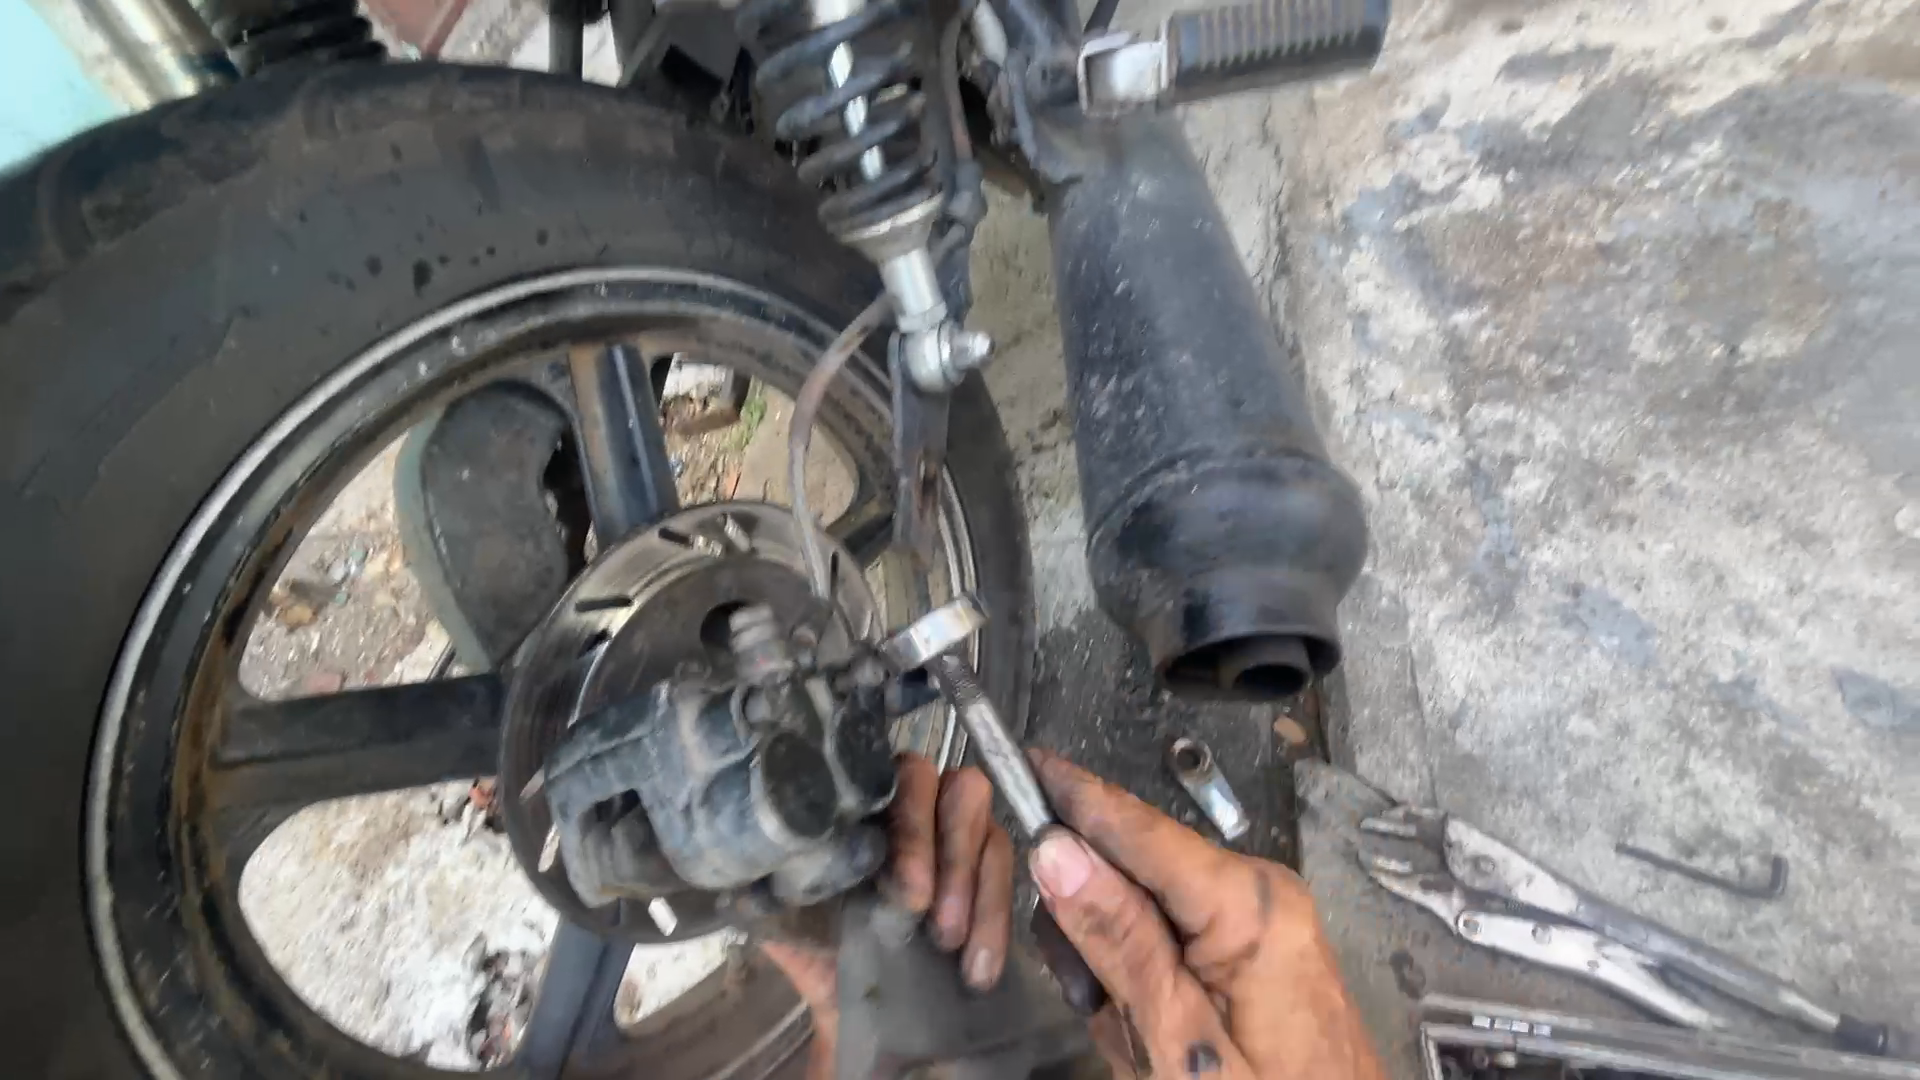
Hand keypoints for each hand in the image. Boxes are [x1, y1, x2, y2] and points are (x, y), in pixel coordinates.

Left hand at [760, 752, 1015, 1076]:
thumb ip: (771, 892)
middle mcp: (917, 805)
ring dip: (975, 883)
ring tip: (951, 945)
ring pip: (986, 822)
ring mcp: (959, 831)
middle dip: (947, 850)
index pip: (898, 775)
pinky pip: (1006, 867)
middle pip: (952, 785)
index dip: (911, 824)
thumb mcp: (789, 922)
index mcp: (867, 807)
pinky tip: (979, 967)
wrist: (859, 1010)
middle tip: (931, 917)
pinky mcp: (988, 867)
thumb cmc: (820, 952)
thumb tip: (748, 879)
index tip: (908, 892)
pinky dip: (995, 916)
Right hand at [1028, 750, 1385, 1079]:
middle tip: (1089, 998)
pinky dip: (1140, 971)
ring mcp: (1254, 912)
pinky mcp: (1248, 938)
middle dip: (1093, 918)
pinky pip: (1165, 927)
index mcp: (1246, 902)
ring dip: (1114, 959)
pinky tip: (1149, 1027)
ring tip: (1128, 1032)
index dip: (1074, 791)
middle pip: (1133, 863)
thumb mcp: (1176, 1047)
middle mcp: (1254, 886)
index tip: (1021, 759)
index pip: (1137, 825)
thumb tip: (1053, 847)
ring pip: (1140, 899)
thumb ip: (1116, 940)